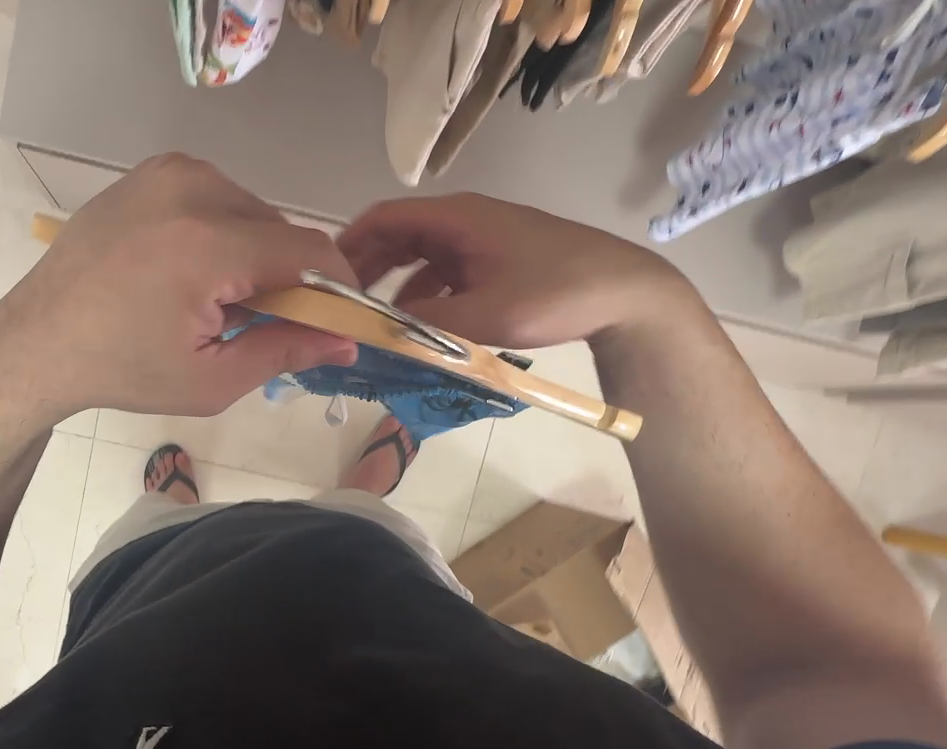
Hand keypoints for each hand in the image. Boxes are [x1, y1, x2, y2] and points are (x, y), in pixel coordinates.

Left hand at [0, 154, 357, 425]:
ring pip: (249, 210)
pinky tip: (191, 272)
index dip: (336, 285)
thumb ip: (285, 352)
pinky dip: (222, 232)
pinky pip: (215, 197)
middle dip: (287, 276)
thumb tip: (345, 343)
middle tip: (263, 323)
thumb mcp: (211, 380)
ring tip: (218, 300)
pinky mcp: (150, 172)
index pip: (308, 250)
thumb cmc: (124, 371)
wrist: (40, 342)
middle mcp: (191, 188)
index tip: (338, 318)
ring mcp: (166, 172)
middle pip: (280, 228)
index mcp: (207, 244)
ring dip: (254, 253)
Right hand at [335, 194, 705, 349]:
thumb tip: (376, 333)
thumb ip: (425, 325)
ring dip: (392, 289)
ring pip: (418, 260)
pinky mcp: (494, 262)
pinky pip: (442, 275)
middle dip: (364, 270)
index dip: (348, 244)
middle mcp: (462, 222)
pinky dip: (421, 298)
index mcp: (456, 219)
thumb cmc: (555, 294)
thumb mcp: (484, 316)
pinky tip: (416, 328)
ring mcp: (479, 241)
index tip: (321, 278)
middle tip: (338, 308)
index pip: (384, 218)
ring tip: (369, 324)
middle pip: (397, 237)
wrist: (625, 293)